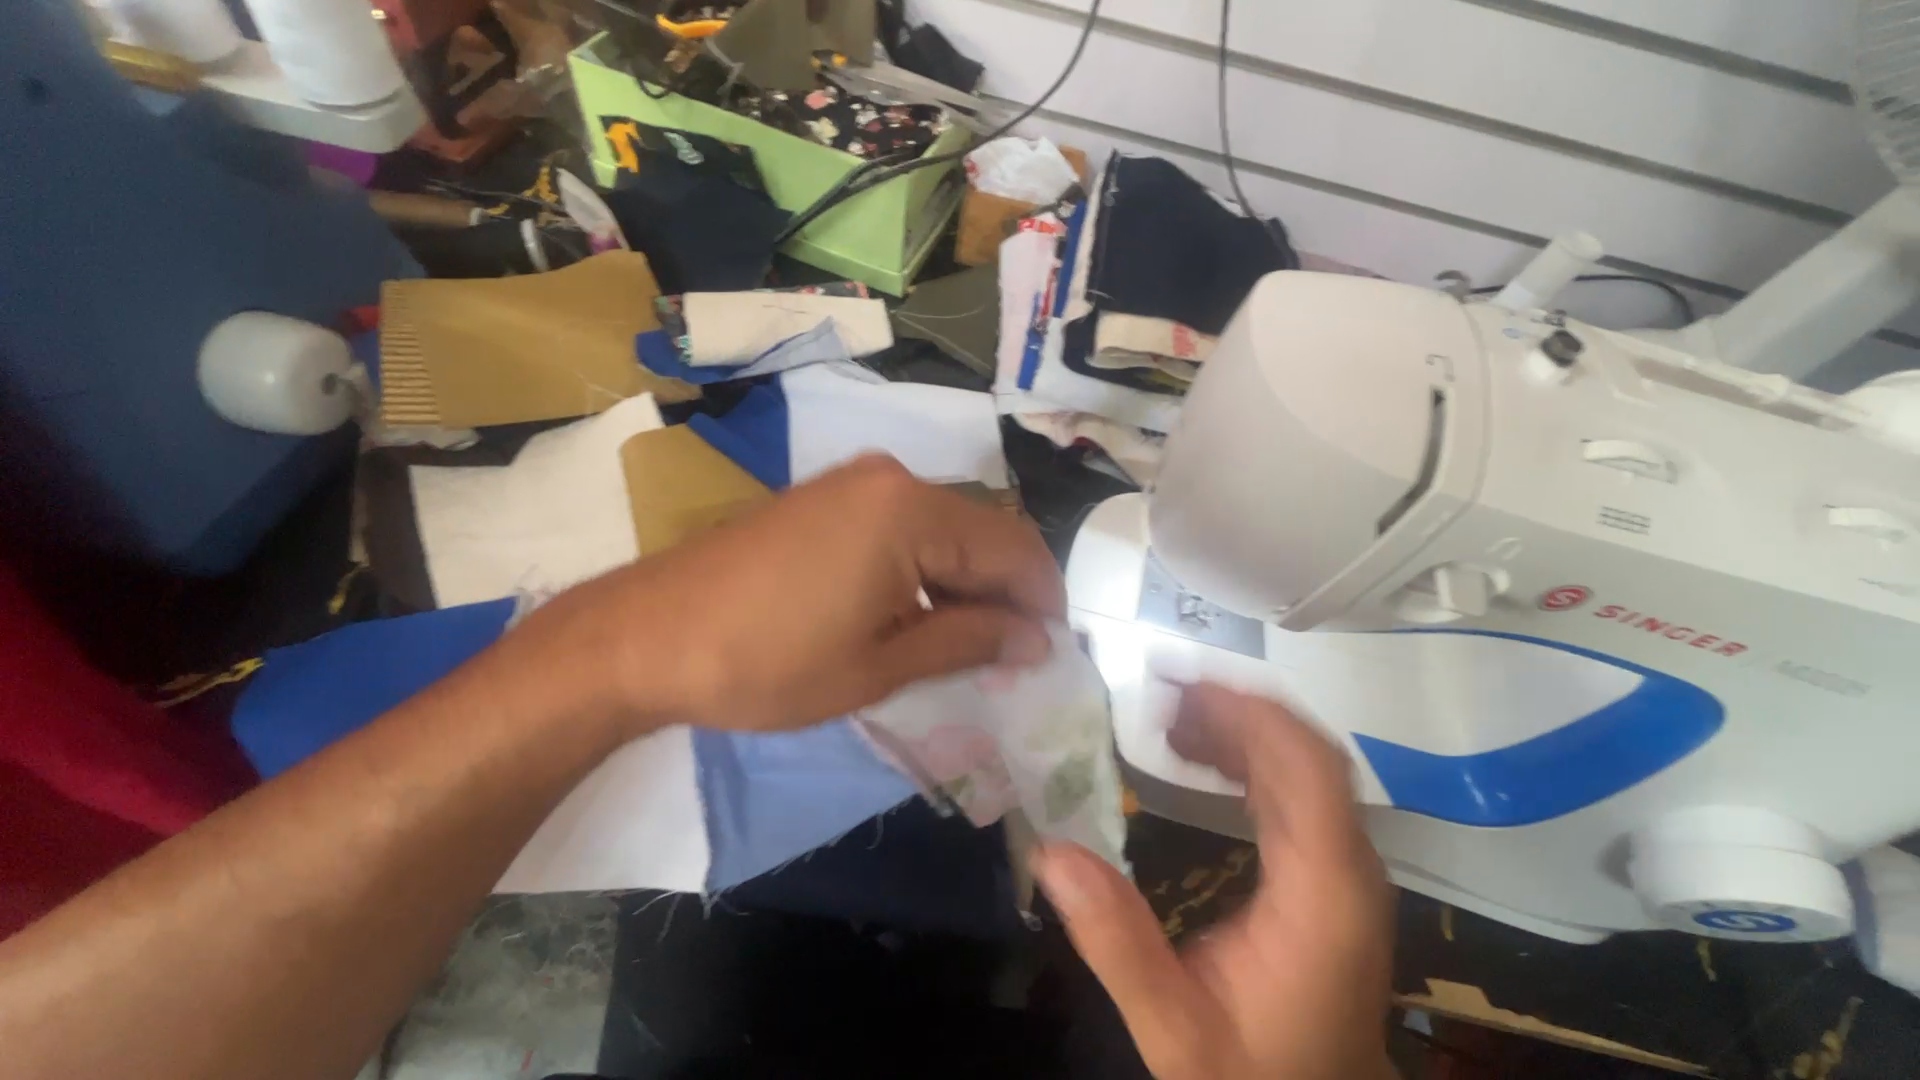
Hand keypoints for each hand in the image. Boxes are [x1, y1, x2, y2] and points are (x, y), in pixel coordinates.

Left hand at [530, 455, 1063, 734]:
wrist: (646, 636)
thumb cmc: (768, 662)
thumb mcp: (879, 665)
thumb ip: (969, 642)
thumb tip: (1035, 639)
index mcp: (912, 511)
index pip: (1013, 549)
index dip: (1043, 603)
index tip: (1051, 655)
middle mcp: (891, 477)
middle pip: (981, 533)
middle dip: (1004, 595)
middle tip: (1008, 660)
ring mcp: (853, 482)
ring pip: (943, 529)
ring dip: (964, 584)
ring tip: (962, 647)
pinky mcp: (826, 496)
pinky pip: (902, 526)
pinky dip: (923, 569)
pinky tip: (914, 615)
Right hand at [1034, 683, 1395, 1079]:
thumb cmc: (1253, 1074)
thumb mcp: (1173, 1028)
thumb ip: (1117, 944)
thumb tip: (1050, 854)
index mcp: (1323, 895)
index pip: (1308, 769)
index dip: (1251, 713)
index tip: (1182, 686)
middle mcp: (1349, 868)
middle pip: (1306, 755)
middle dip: (1233, 711)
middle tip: (1156, 697)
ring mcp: (1347, 870)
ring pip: (1304, 767)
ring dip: (1240, 731)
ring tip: (1166, 721)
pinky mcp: (1332, 875)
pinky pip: (1299, 792)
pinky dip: (1250, 761)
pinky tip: (1199, 760)